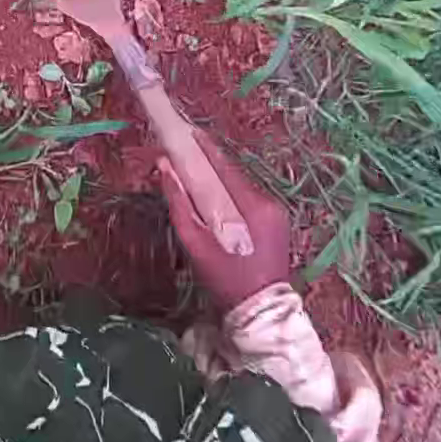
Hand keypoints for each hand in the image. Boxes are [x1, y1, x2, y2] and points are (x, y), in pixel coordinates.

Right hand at [156, 134, 293, 310]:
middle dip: (207, 162)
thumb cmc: (222, 278)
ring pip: (238, 185)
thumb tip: (164, 167)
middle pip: (231, 173)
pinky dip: (228, 194)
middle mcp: (267, 201)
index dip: (203, 147)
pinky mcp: (276, 220)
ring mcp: (275, 211)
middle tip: (184, 150)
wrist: (260, 310)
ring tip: (194, 175)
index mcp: (250, 205)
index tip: (186, 131)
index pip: (222, 165)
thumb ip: (179, 202)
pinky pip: (246, 198)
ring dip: (217, 178)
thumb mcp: (193, 241)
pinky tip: (213, 199)